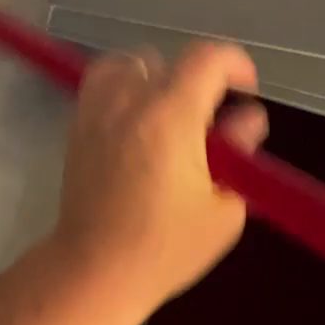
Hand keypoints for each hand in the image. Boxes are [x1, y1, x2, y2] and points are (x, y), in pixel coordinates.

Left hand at [48, 41, 267, 316]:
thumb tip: (243, 122)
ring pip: (131, 62)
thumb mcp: (224, 208)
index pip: (206, 58)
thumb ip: (238, 154)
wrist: (96, 266)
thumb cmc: (166, 246)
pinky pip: (103, 80)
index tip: (247, 89)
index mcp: (170, 115)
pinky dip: (124, 85)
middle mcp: (130, 99)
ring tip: (170, 118)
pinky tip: (137, 121)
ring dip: (157, 79)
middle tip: (210, 125)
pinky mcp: (77, 120)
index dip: (235, 64)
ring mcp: (98, 106)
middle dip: (198, 84)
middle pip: (170, 61)